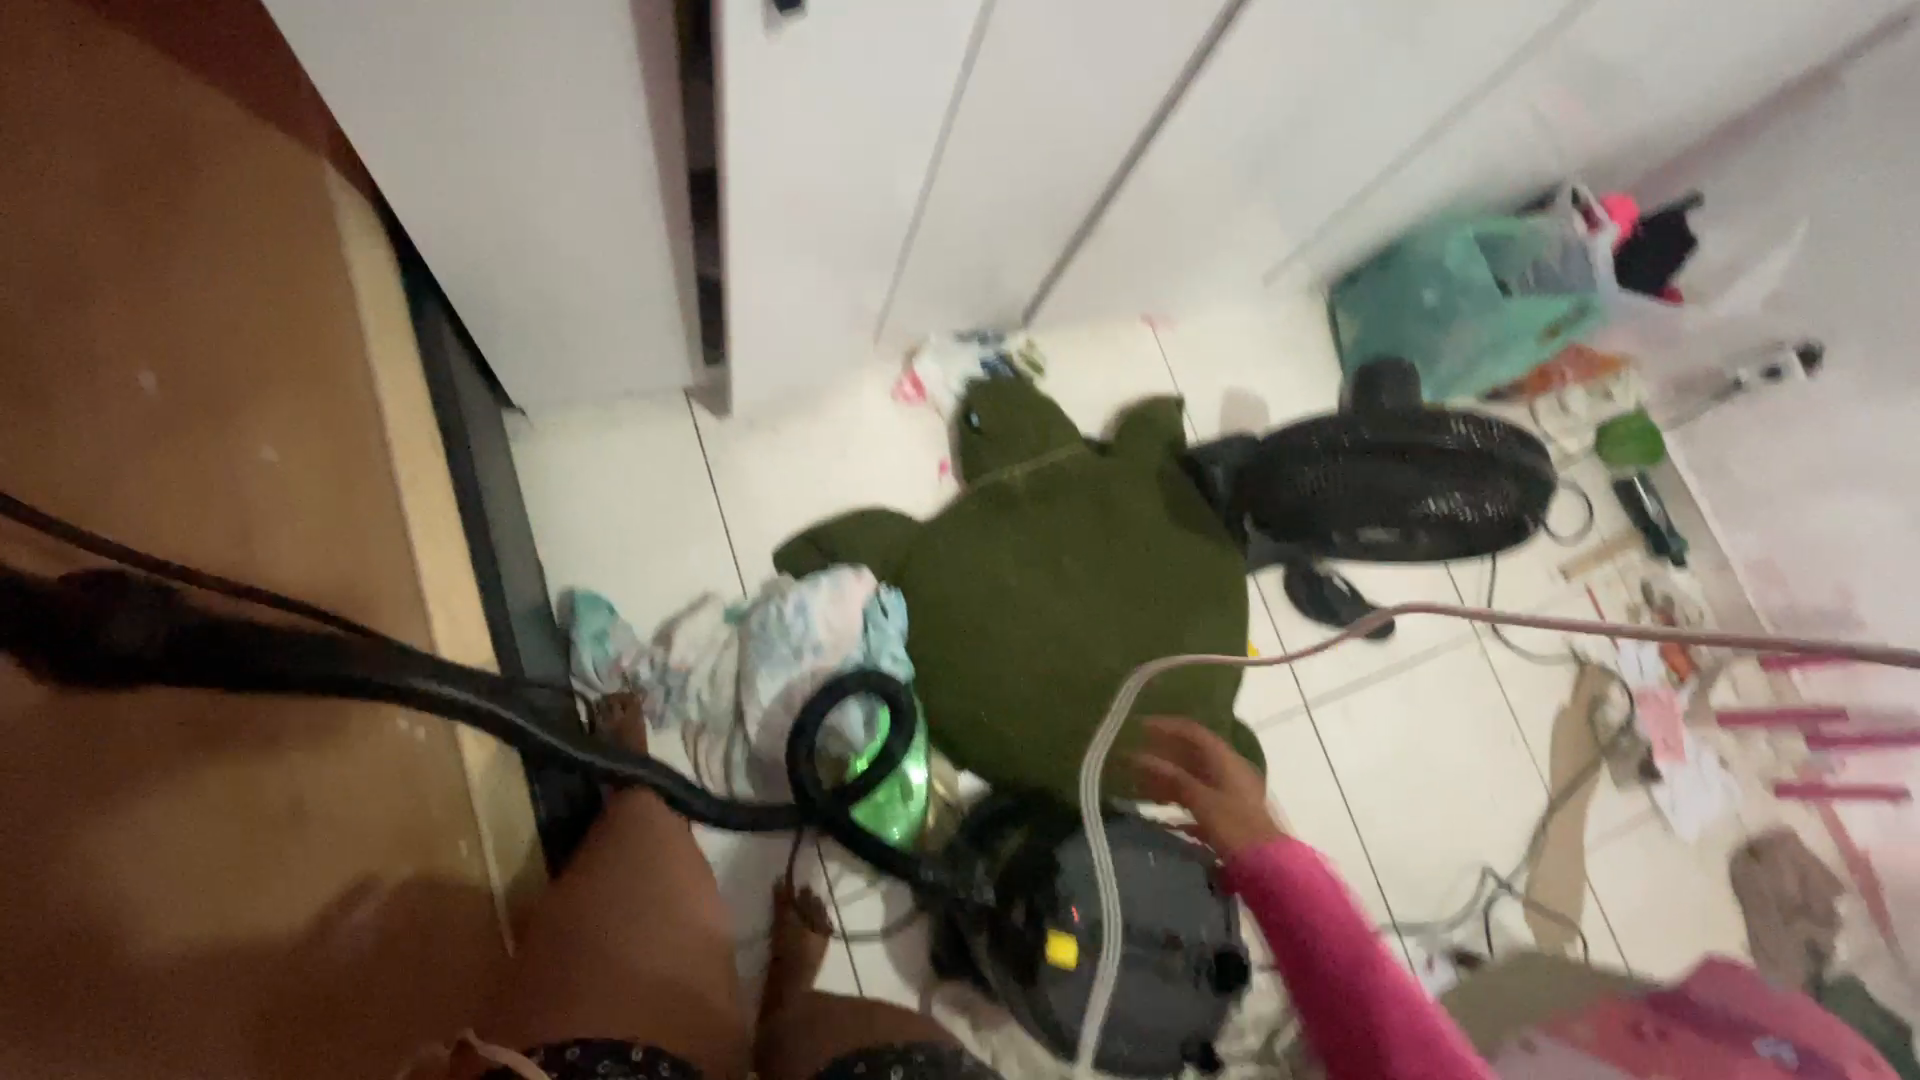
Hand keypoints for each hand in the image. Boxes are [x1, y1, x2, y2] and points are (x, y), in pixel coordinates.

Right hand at [1131, 716, 1284, 858]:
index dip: (1165, 726)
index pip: (1192, 732)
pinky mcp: (1227, 813)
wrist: (1267, 866)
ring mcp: (1230, 792)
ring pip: (1192, 775)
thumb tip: (1138, 758)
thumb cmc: (1234, 826)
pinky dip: (1177, 796)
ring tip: (1139, 781)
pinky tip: (1159, 809)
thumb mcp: (1200, 799)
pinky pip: (1196, 795)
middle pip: (1191, 753)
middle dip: (1162, 753)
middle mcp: (1229, 769)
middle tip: (1134, 755)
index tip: (1139, 727)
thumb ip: (1171, 777)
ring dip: (1166, 775)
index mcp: (1226, 759)